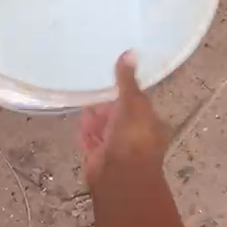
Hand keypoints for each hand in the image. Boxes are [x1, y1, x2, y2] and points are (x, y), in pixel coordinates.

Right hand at [79, 51, 170, 184]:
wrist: (117, 175)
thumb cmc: (132, 138)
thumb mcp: (132, 104)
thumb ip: (127, 80)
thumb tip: (131, 51)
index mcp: (149, 122)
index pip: (136, 100)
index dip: (122, 89)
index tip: (107, 75)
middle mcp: (134, 133)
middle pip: (117, 111)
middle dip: (104, 102)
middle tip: (89, 84)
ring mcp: (116, 144)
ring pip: (102, 123)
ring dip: (93, 115)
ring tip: (79, 96)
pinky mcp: (98, 153)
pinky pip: (90, 136)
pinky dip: (84, 129)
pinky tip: (76, 118)